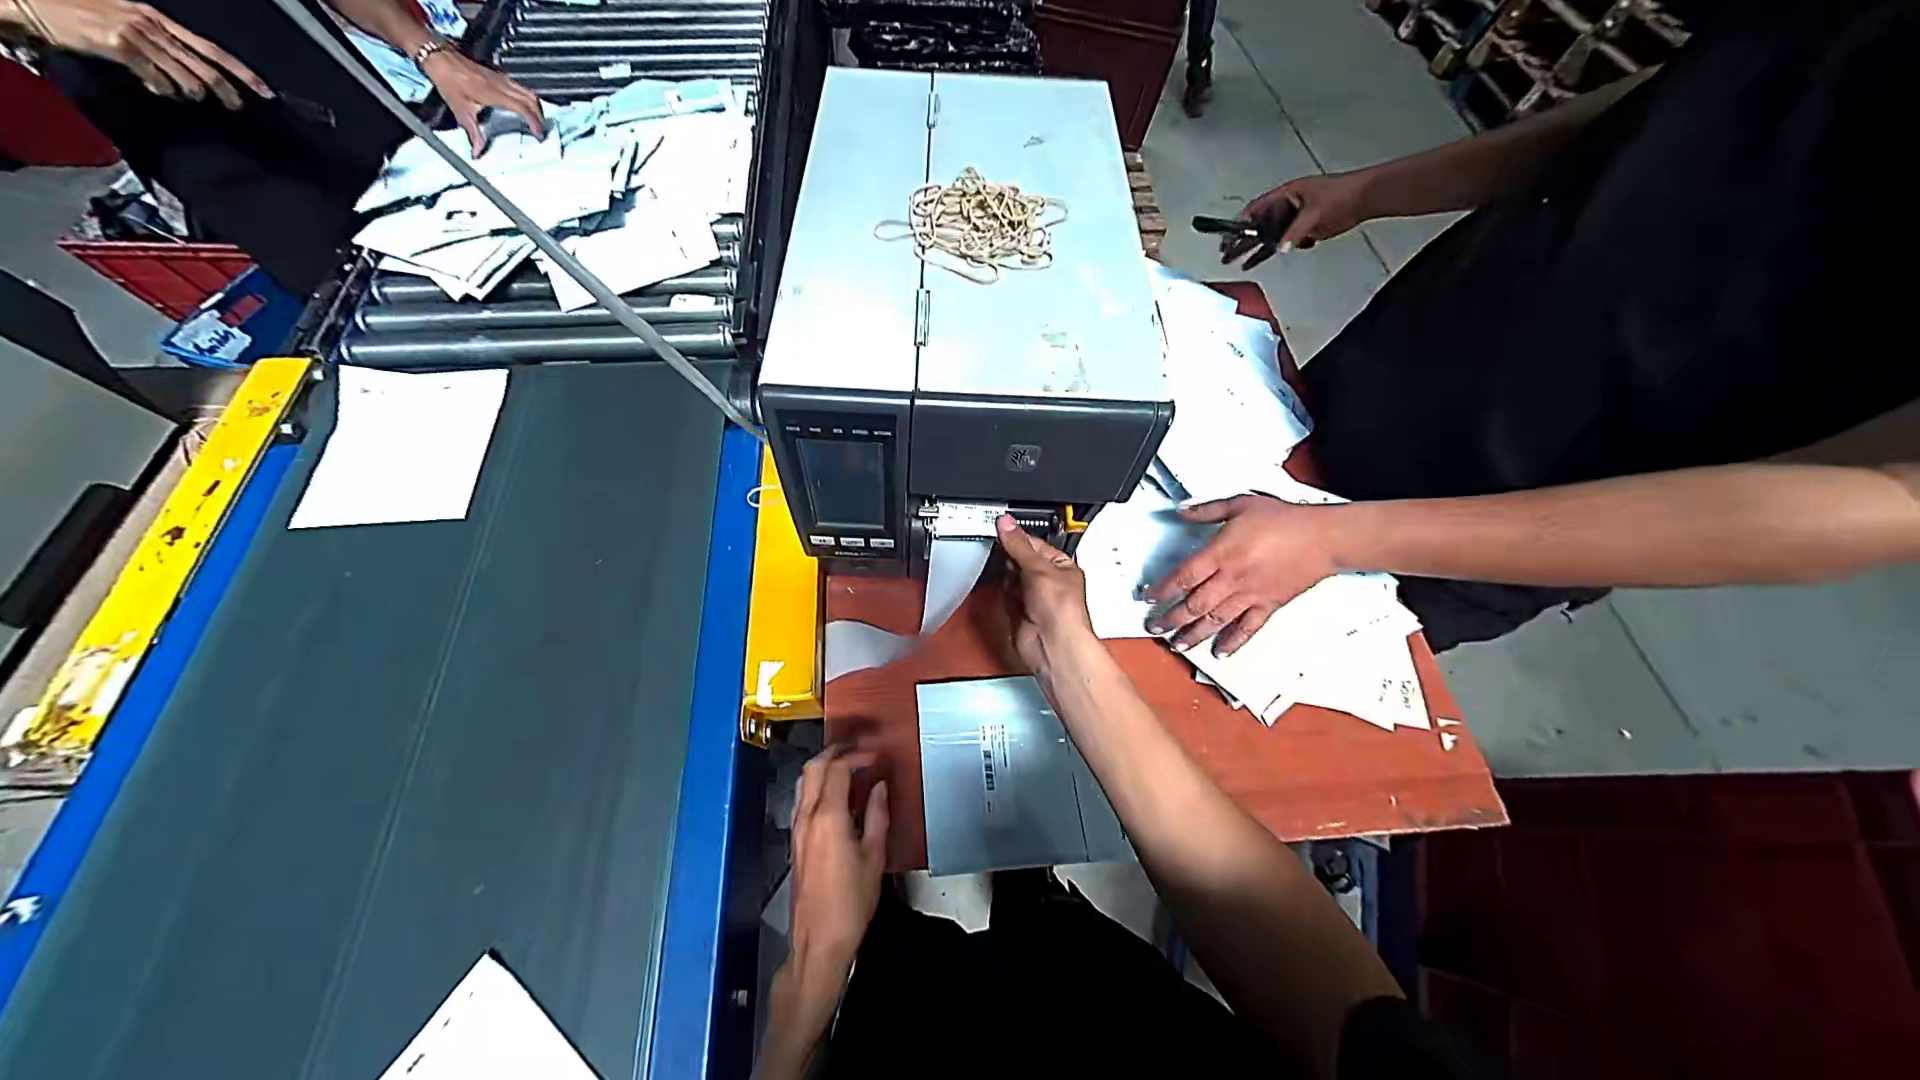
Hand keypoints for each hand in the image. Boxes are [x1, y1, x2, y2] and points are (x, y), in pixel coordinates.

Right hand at [16, 0, 270, 107]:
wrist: (30, 0)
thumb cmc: (79, 13)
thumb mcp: (128, 20)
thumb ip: (163, 42)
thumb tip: (195, 72)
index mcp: (158, 19)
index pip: (214, 50)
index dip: (244, 74)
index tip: (267, 93)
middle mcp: (153, 25)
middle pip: (208, 71)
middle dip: (228, 94)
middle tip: (235, 107)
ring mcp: (138, 35)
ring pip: (188, 81)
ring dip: (190, 95)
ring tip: (179, 94)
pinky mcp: (122, 46)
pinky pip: (159, 81)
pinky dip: (162, 90)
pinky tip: (154, 87)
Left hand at [421, 49, 545, 155]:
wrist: (437, 55)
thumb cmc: (446, 77)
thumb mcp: (459, 108)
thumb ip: (472, 132)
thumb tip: (478, 151)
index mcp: (494, 93)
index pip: (523, 108)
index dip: (534, 122)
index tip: (538, 135)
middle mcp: (501, 84)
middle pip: (532, 100)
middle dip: (540, 116)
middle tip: (541, 130)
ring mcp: (500, 78)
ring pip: (528, 92)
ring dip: (536, 107)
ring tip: (536, 120)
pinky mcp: (497, 74)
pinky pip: (520, 87)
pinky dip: (527, 99)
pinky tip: (523, 106)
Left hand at [788, 744, 887, 971]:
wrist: (818, 941)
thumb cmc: (850, 903)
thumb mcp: (874, 857)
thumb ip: (876, 815)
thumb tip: (878, 788)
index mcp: (828, 817)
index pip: (838, 769)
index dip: (858, 756)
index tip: (876, 755)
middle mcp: (806, 817)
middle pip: (814, 767)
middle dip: (836, 752)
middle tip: (859, 749)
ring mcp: (796, 829)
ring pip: (804, 781)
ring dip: (824, 766)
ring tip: (848, 765)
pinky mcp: (795, 841)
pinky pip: (803, 799)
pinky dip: (818, 785)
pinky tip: (837, 794)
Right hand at [996, 514, 1094, 680]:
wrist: (1052, 644)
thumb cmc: (1063, 611)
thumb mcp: (1039, 568)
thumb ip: (1019, 545)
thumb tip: (1007, 524)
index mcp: (1061, 566)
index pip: (1035, 544)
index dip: (1018, 536)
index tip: (1001, 527)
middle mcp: (1047, 581)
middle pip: (1021, 559)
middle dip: (1009, 553)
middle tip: (994, 541)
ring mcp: (1032, 596)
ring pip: (1011, 576)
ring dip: (1003, 571)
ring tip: (996, 562)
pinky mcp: (1017, 610)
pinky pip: (1003, 593)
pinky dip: (999, 588)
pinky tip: (997, 582)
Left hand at [1146, 495, 1342, 655]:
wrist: (1324, 537)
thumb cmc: (1286, 521)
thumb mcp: (1240, 505)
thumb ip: (1208, 510)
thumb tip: (1185, 511)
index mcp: (1222, 554)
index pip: (1183, 577)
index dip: (1163, 590)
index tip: (1149, 598)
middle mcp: (1233, 578)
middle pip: (1194, 604)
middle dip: (1171, 618)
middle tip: (1155, 627)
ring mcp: (1250, 595)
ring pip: (1215, 620)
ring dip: (1193, 634)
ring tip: (1177, 644)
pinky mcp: (1268, 605)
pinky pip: (1247, 628)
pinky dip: (1232, 642)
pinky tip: (1220, 651)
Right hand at [1221, 170, 1372, 265]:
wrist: (1367, 199)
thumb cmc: (1344, 194)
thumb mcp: (1314, 214)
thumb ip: (1296, 233)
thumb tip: (1281, 248)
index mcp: (1286, 194)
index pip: (1255, 209)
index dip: (1240, 223)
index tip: (1228, 236)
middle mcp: (1287, 206)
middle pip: (1257, 224)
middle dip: (1240, 240)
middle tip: (1225, 253)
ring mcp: (1294, 217)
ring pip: (1268, 235)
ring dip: (1253, 248)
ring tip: (1236, 261)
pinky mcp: (1302, 229)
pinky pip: (1282, 242)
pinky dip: (1272, 250)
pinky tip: (1258, 260)